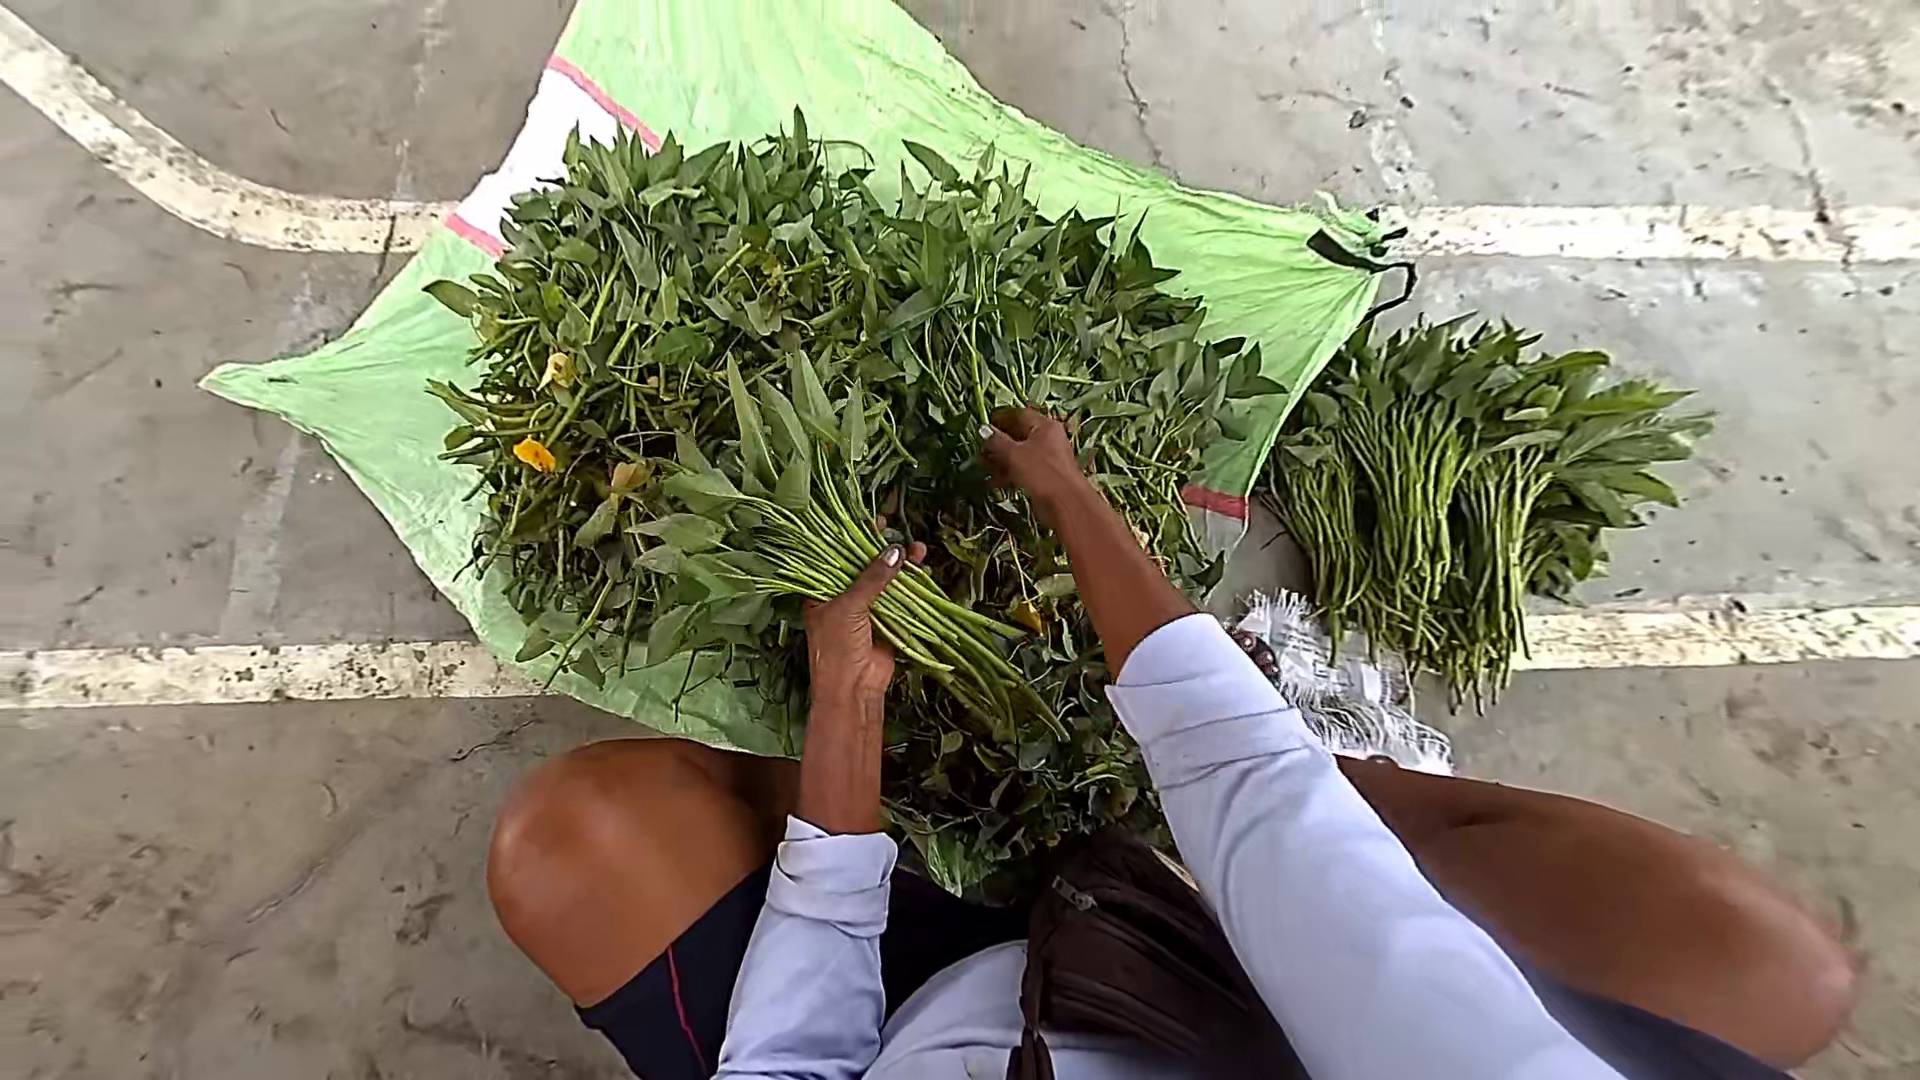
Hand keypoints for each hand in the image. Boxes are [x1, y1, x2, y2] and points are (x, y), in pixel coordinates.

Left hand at [802, 541, 927, 710]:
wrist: (853, 689)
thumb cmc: (837, 647)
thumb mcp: (850, 607)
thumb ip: (873, 578)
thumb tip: (895, 551)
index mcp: (822, 592)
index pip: (836, 556)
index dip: (852, 538)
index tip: (870, 520)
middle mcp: (842, 597)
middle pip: (864, 566)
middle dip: (881, 549)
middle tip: (896, 529)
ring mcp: (866, 609)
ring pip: (885, 581)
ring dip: (901, 566)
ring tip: (918, 549)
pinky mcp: (886, 621)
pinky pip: (900, 598)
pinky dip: (911, 585)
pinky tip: (921, 569)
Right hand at [978, 407, 1095, 519]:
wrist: (1065, 504)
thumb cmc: (1041, 473)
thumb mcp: (1015, 454)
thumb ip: (997, 441)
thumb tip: (983, 429)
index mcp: (1045, 427)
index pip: (1019, 415)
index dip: (1000, 419)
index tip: (983, 426)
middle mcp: (1048, 439)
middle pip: (1018, 436)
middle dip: (997, 443)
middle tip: (979, 450)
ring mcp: (1047, 459)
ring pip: (1019, 454)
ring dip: (1000, 460)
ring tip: (981, 467)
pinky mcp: (1044, 477)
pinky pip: (1023, 469)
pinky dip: (1008, 473)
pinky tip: (993, 481)